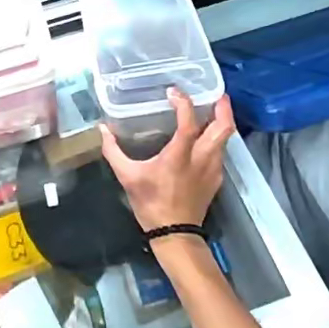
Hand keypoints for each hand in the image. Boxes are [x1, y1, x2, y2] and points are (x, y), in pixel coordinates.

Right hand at [101, 91, 235, 229]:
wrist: (176, 236)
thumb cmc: (151, 204)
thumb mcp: (128, 177)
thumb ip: (114, 152)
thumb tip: (102, 130)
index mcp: (180, 155)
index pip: (188, 121)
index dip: (184, 102)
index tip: (174, 92)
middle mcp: (202, 157)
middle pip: (223, 127)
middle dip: (223, 107)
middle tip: (215, 93)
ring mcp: (213, 168)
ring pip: (226, 138)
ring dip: (222, 121)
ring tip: (213, 110)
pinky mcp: (216, 178)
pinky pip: (221, 151)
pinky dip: (217, 139)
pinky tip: (205, 138)